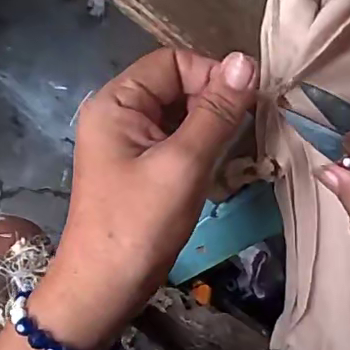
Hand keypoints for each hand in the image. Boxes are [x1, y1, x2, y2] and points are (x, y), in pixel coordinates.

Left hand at [34, 49, 258, 349]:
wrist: (103, 288)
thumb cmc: (138, 225)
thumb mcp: (183, 164)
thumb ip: (216, 112)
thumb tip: (246, 61)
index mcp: (115, 102)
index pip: (172, 62)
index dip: (210, 75)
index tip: (245, 104)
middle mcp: (116, 114)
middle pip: (175, 85)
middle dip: (212, 102)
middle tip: (242, 132)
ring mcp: (126, 142)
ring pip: (179, 115)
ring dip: (209, 127)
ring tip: (232, 151)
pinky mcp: (138, 167)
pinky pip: (174, 141)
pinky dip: (198, 147)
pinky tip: (216, 166)